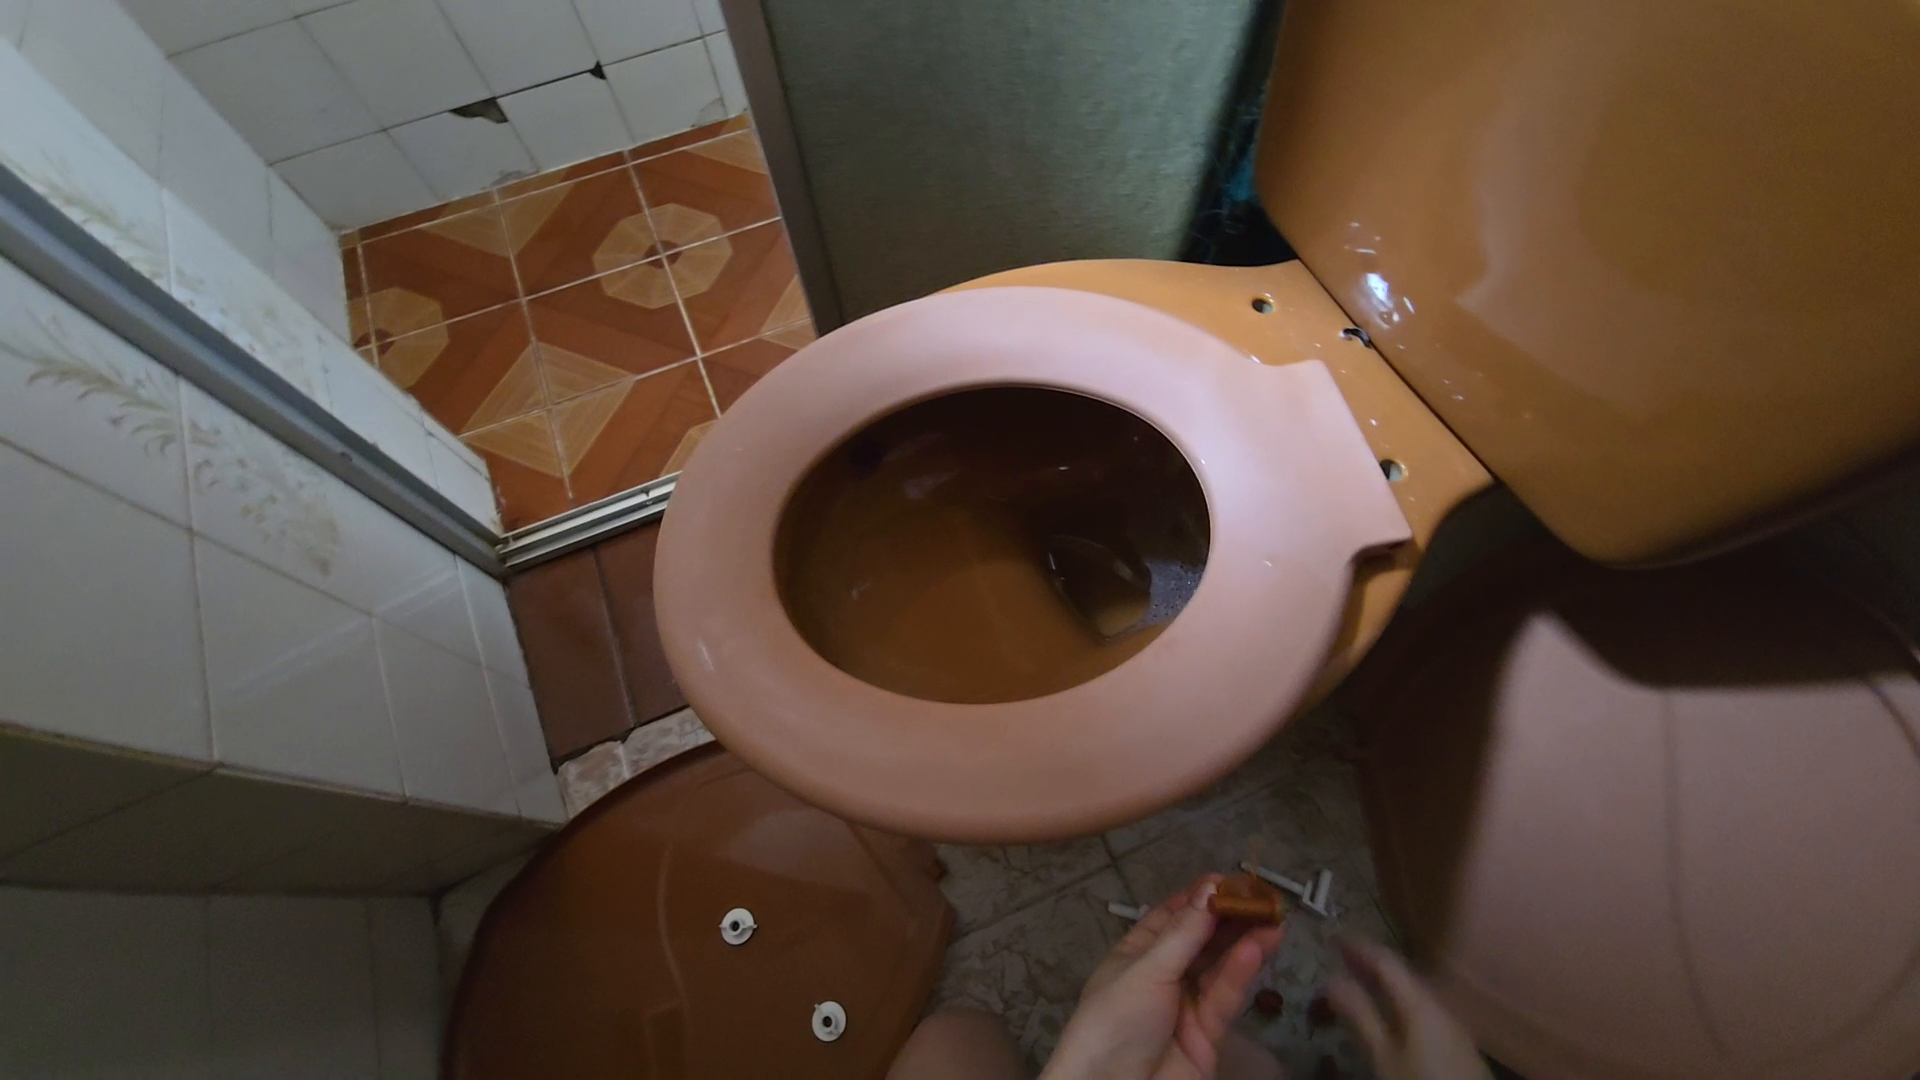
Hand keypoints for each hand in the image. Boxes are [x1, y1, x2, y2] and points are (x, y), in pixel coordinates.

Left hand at [1041, 874, 1286, 1079]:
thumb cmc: (1116, 1018)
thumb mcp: (1146, 969)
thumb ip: (1183, 934)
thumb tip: (1209, 891)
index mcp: (1137, 952)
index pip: (1171, 916)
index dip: (1198, 897)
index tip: (1227, 879)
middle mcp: (1163, 973)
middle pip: (1201, 940)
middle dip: (1229, 918)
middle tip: (1261, 896)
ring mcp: (1186, 1004)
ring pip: (1218, 966)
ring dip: (1245, 942)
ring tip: (1272, 918)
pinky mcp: (1207, 1034)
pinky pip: (1225, 996)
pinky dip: (1241, 972)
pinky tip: (1258, 948)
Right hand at [1327, 938, 1492, 1079]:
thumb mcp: (1383, 1056)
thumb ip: (1359, 1014)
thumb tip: (1331, 978)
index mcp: (1420, 1003)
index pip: (1385, 960)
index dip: (1358, 946)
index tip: (1332, 937)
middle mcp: (1440, 1006)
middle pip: (1402, 974)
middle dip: (1370, 963)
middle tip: (1341, 957)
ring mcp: (1454, 1026)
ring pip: (1413, 991)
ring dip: (1385, 982)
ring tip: (1360, 982)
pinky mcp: (1459, 1046)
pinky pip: (1424, 1009)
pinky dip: (1400, 1000)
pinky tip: (1390, 1012)